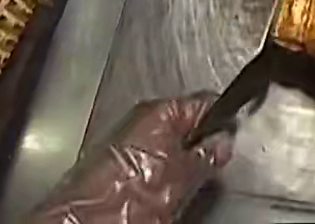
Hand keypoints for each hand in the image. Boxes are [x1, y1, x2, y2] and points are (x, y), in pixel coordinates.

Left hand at [26, 94, 233, 223]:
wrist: (82, 223)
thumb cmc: (127, 197)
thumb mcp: (179, 178)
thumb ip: (206, 155)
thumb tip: (224, 141)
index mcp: (162, 110)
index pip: (204, 102)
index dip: (222, 120)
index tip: (232, 139)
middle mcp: (144, 115)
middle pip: (186, 122)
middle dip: (200, 144)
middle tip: (209, 171)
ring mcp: (129, 136)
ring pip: (168, 142)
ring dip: (179, 160)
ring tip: (182, 187)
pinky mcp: (117, 158)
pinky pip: (150, 156)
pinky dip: (160, 170)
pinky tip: (160, 192)